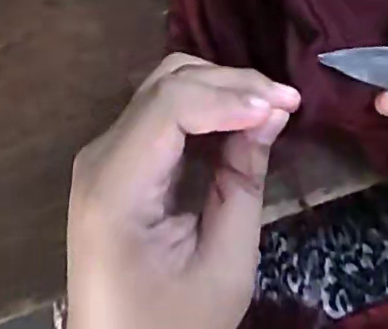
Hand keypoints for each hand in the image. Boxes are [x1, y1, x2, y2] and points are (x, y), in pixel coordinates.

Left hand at [67, 53, 300, 328]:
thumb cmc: (174, 325)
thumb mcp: (224, 266)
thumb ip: (245, 180)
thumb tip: (273, 111)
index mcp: (115, 186)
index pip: (171, 105)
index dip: (228, 96)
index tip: (281, 107)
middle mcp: (100, 154)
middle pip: (169, 83)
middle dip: (233, 84)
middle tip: (286, 100)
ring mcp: (104, 150)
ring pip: (167, 83)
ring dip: (221, 85)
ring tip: (269, 104)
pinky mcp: (117, 154)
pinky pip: (163, 105)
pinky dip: (207, 99)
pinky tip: (240, 111)